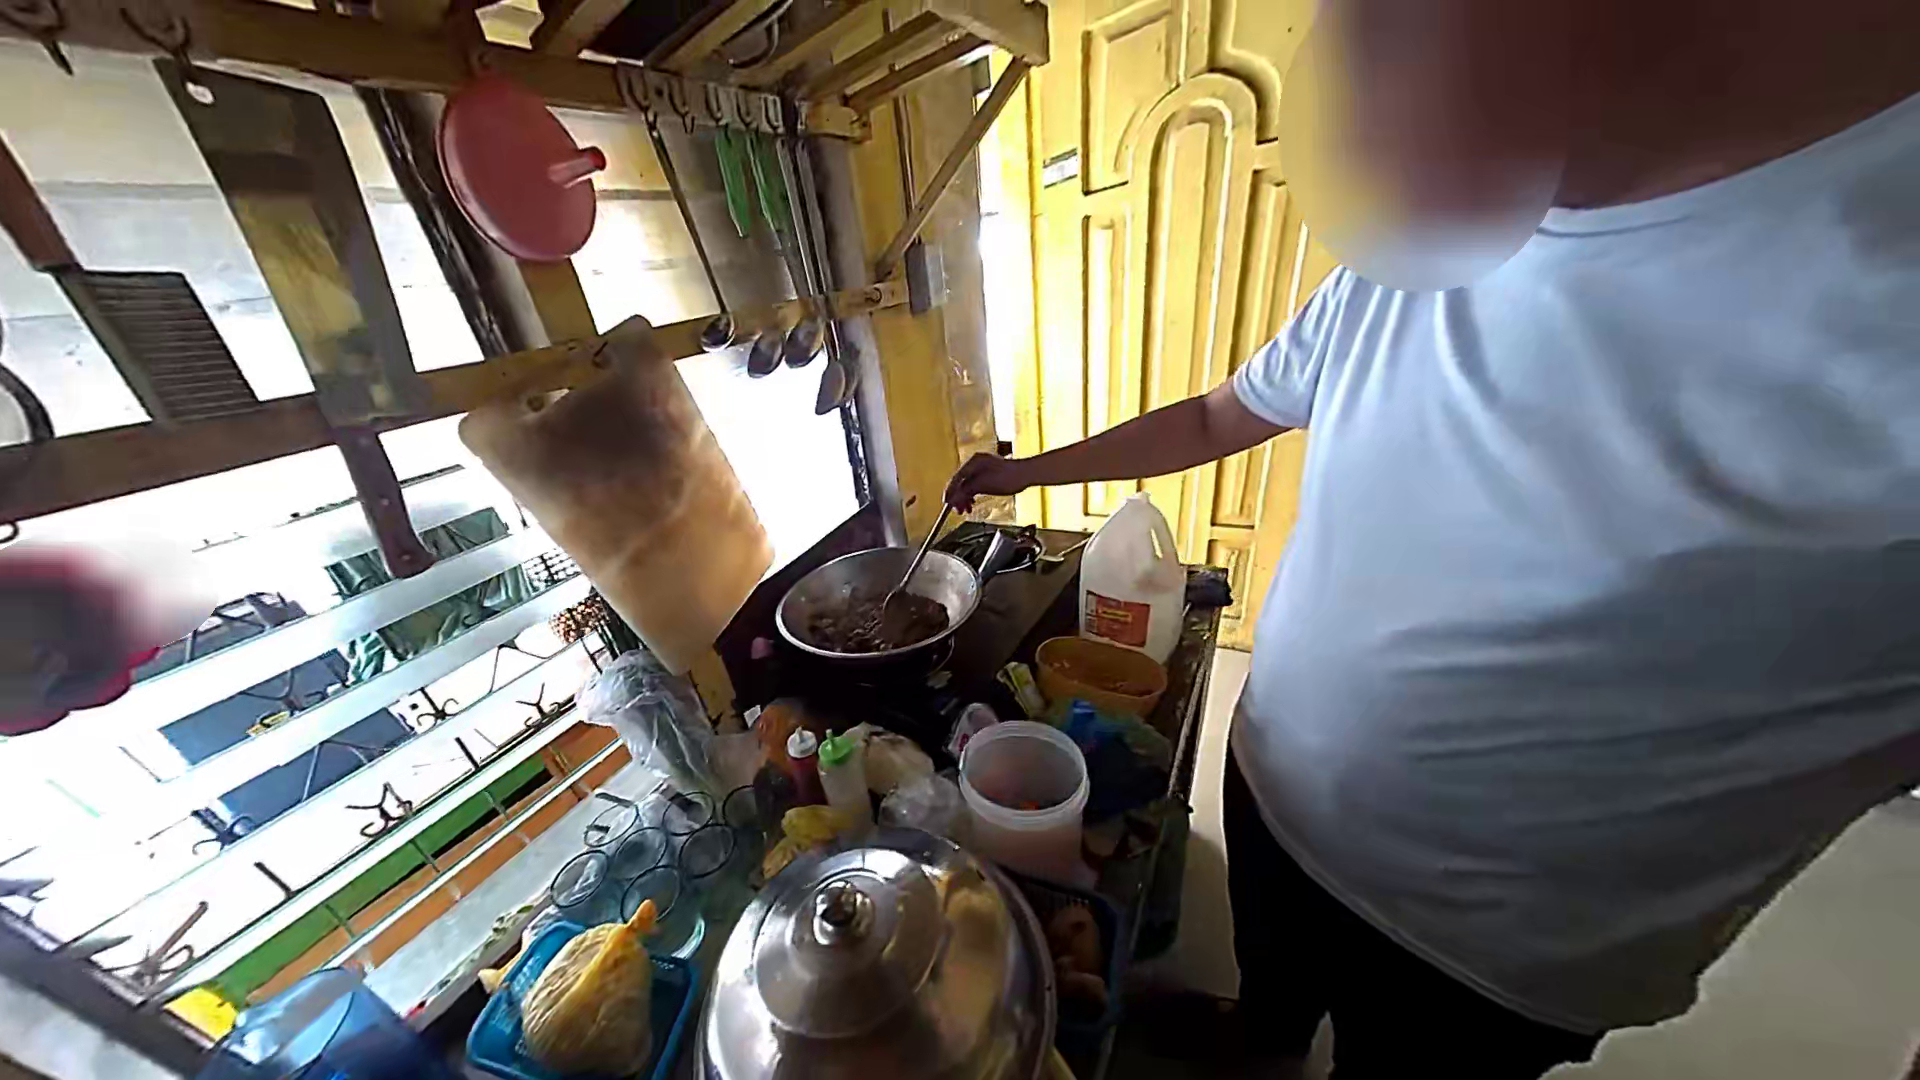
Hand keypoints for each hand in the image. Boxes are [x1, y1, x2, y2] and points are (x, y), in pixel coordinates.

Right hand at [946, 452, 1033, 510]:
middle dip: (959, 497)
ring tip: (967, 509)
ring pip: (968, 485)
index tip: (947, 504)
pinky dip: (973, 494)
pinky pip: (976, 485)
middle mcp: (977, 463)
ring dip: (966, 498)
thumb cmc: (1009, 477)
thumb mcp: (982, 485)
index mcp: (973, 462)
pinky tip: (973, 502)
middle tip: (958, 510)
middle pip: (961, 482)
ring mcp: (984, 467)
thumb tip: (954, 497)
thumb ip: (966, 490)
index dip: (951, 493)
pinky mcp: (990, 473)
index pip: (956, 479)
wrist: (1026, 474)